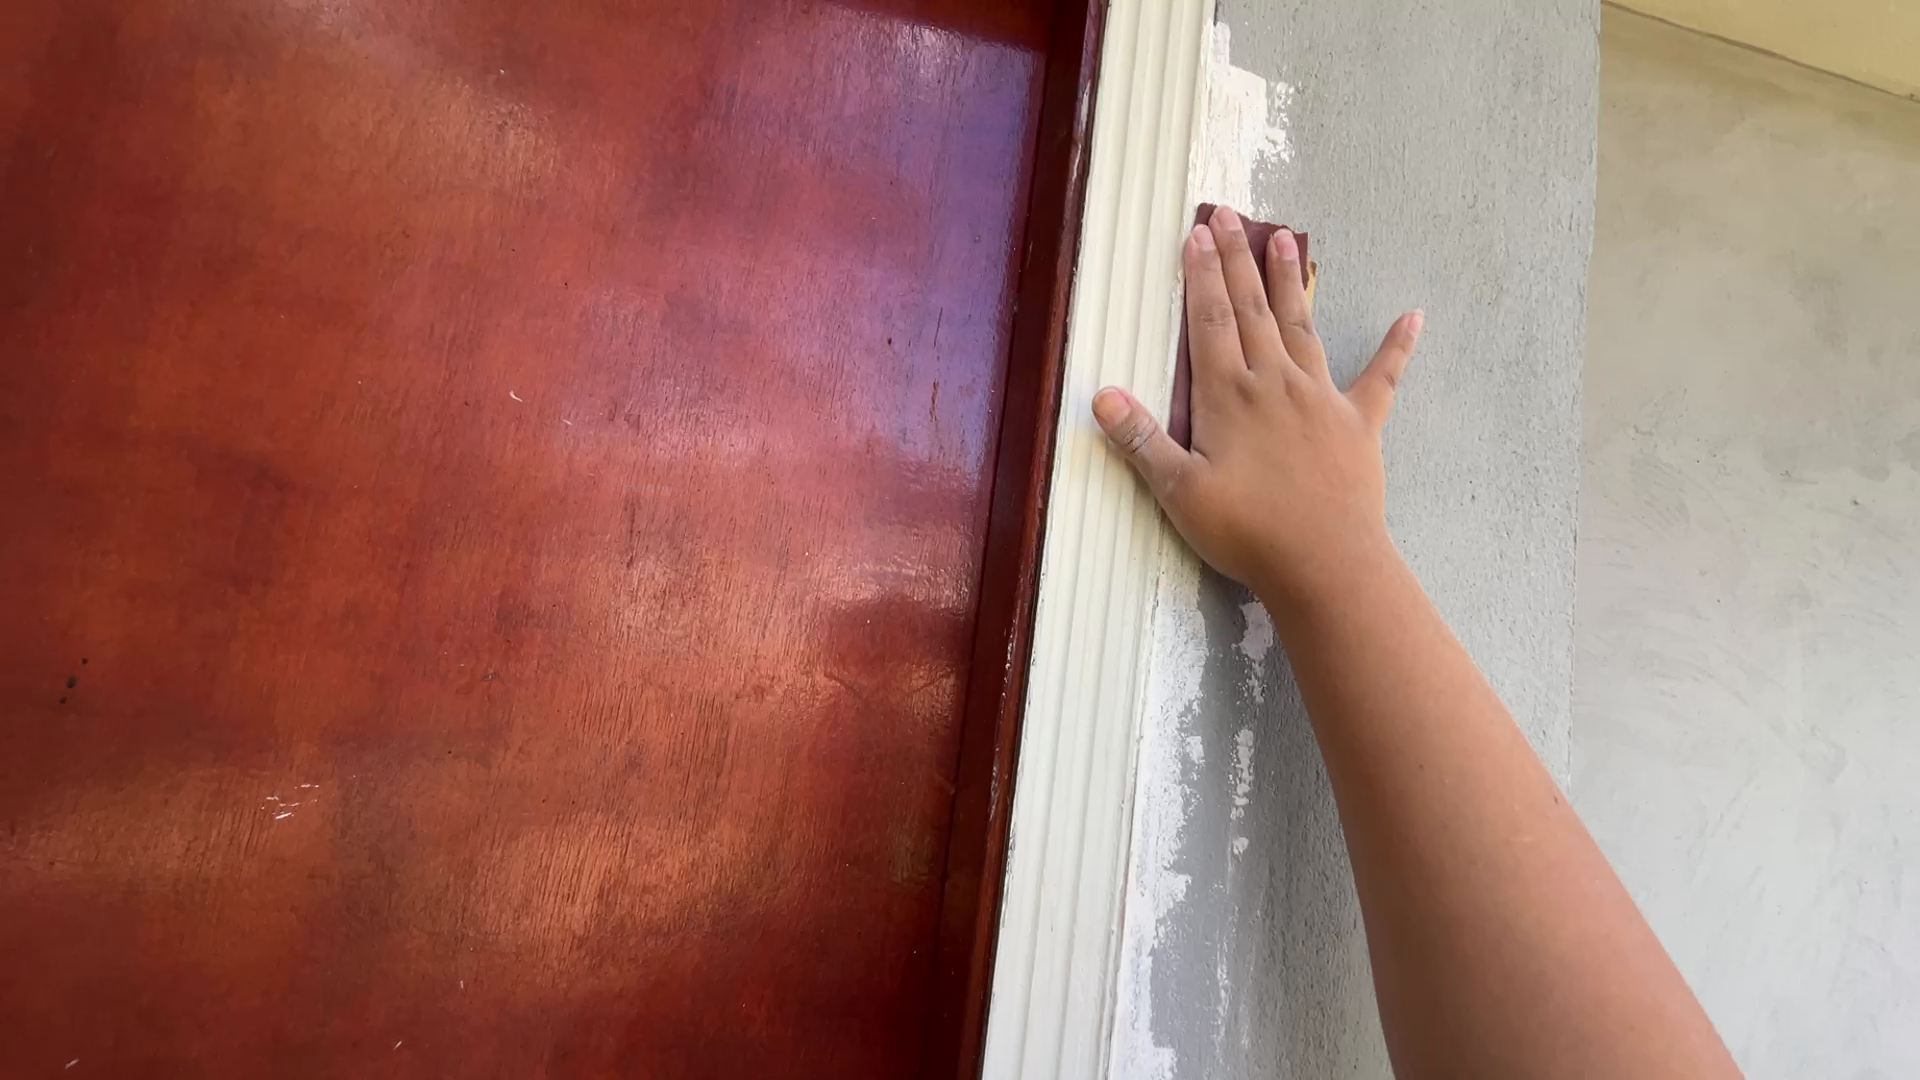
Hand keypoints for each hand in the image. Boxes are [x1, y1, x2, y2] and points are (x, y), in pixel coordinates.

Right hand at [1091, 204, 1421, 608]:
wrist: (1323, 563)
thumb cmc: (1245, 530)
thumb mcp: (1177, 491)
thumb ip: (1141, 441)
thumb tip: (1102, 396)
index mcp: (1229, 397)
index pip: (1209, 323)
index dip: (1200, 277)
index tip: (1197, 235)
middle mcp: (1274, 383)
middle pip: (1252, 310)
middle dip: (1236, 262)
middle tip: (1230, 216)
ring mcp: (1321, 399)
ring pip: (1302, 327)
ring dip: (1291, 282)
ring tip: (1286, 238)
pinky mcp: (1358, 424)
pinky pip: (1380, 378)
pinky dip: (1395, 349)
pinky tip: (1412, 318)